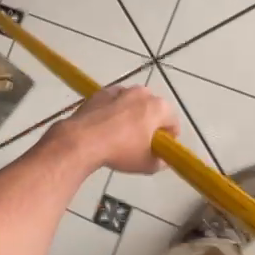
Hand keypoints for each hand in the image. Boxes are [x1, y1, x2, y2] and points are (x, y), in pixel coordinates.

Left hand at [46, 86, 177, 174]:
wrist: (82, 140)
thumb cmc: (120, 151)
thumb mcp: (147, 165)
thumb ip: (161, 161)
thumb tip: (161, 159)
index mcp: (158, 107)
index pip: (172, 122)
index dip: (168, 137)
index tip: (160, 148)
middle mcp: (141, 93)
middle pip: (153, 108)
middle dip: (150, 123)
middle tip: (141, 142)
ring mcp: (119, 90)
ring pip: (132, 103)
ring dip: (131, 114)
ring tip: (121, 134)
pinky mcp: (100, 92)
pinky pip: (113, 102)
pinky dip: (113, 110)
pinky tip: (105, 126)